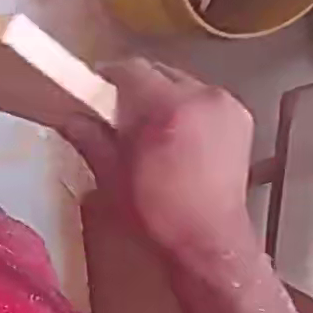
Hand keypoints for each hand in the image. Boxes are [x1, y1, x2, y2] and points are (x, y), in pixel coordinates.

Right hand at [99, 59, 259, 265]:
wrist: (209, 242)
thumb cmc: (158, 216)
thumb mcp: (115, 179)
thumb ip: (93, 140)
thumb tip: (71, 118)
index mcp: (167, 109)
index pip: (131, 69)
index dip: (109, 77)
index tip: (95, 90)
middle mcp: (201, 96)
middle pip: (159, 73)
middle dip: (138, 89)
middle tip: (120, 115)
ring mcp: (225, 105)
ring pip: (184, 85)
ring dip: (165, 99)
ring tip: (152, 130)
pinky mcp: (241, 118)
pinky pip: (206, 100)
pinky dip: (190, 111)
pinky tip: (180, 138)